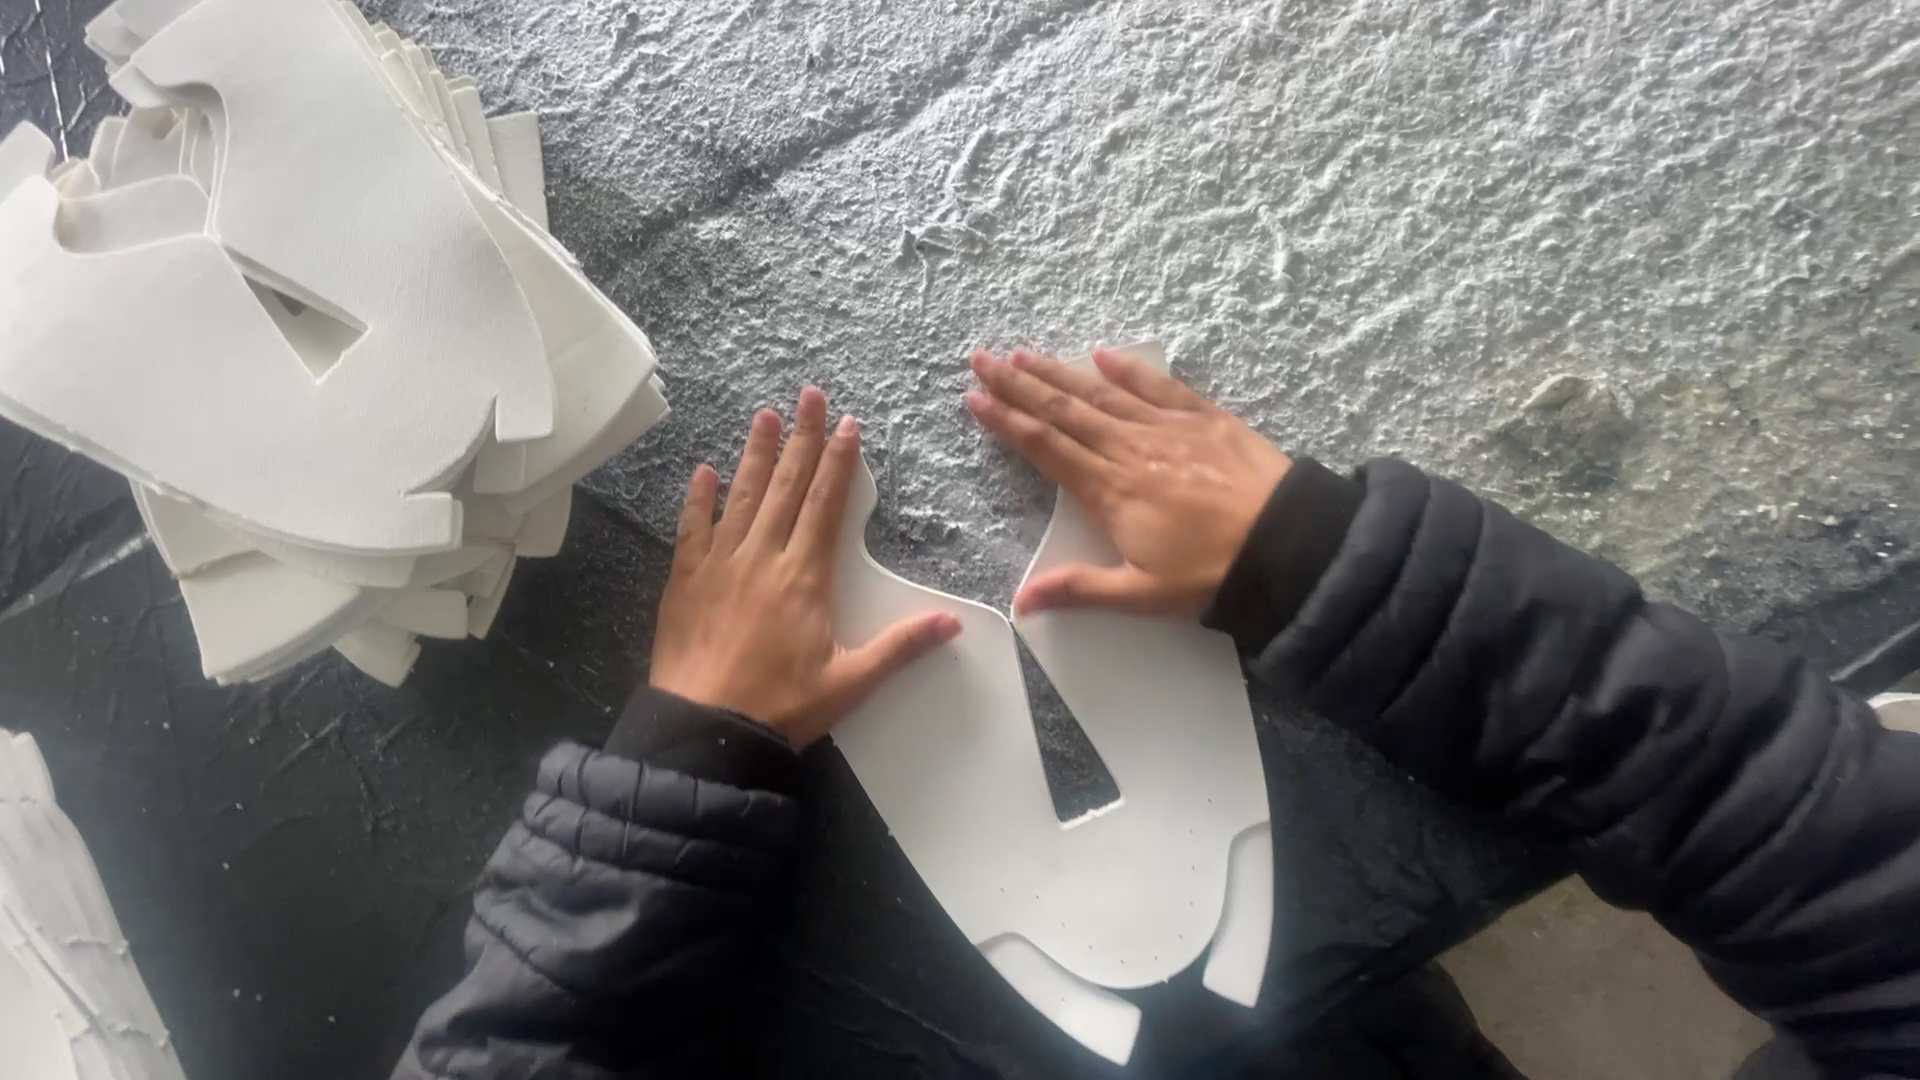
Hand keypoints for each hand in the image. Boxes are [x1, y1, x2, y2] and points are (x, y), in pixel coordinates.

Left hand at [651, 388, 962, 746]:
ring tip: (766, 416)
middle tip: (810, 395)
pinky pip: (691, 529)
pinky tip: (704, 470)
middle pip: (787, 487)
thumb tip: (954, 623)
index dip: (839, 462)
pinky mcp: (685, 580)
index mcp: (805, 577)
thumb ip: (902, 647)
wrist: (706, 733)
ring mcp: (720, 564)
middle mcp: (763, 558)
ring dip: (756, 454)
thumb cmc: (782, 707)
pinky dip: (698, 498)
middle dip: (803, 439)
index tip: (847, 426)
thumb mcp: (852, 681)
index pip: (826, 504)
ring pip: (742, 497)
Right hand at [967, 348, 1291, 617]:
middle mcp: (1128, 449)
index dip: (1005, 422)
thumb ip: (1078, 589)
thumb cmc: (1211, 574)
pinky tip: (1104, 354)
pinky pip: (1158, 386)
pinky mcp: (1203, 419)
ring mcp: (1166, 429)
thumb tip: (1020, 602)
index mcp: (1109, 491)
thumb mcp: (1140, 594)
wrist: (1289, 548)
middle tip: (983, 360)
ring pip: (1101, 393)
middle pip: (1063, 410)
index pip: (1044, 447)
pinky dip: (1129, 369)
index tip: (974, 399)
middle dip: (1017, 384)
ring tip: (1025, 353)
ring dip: (1059, 372)